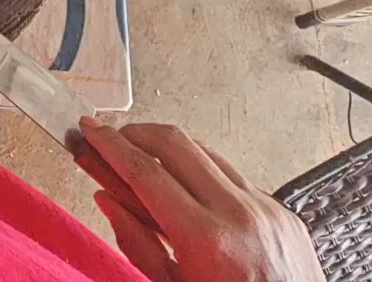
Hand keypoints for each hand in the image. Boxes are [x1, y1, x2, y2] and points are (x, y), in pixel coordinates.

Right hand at [74, 117, 325, 281]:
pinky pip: (232, 175)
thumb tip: (106, 198)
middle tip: (112, 140)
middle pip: (173, 142)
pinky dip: (201, 171)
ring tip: (145, 161)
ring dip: (167, 147)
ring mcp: (267, 210)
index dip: (110, 144)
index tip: (87, 127)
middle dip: (135, 132)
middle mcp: (239, 215)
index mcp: (207, 240)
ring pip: (203, 150)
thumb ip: (137, 243)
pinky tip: (188, 191)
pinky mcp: (285, 213)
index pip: (145, 171)